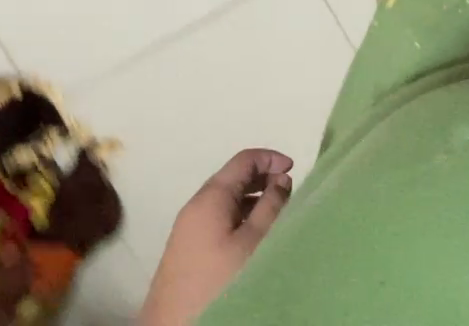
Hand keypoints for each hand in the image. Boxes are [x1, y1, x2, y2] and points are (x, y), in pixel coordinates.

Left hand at [140, 149, 293, 325]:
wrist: (173, 325)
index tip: (294, 170)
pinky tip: (252, 234)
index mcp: (211, 196)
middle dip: (263, 178)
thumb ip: (271, 206)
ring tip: (275, 213)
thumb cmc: (218, 279)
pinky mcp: (186, 246)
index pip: (243, 160)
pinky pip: (217, 216)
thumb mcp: (253, 241)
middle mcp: (196, 204)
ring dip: (252, 198)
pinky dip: (239, 214)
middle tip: (288, 192)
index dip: (270, 158)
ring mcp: (188, 226)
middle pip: (233, 176)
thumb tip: (282, 179)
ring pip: (225, 198)